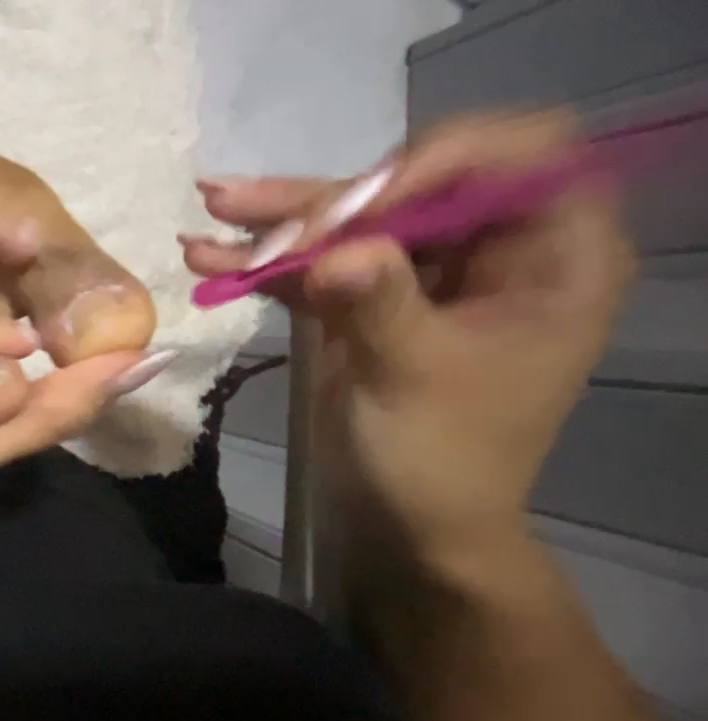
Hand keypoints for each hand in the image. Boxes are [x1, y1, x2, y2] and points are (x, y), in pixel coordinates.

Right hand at [183, 112, 636, 562]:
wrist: (408, 522)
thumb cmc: (439, 457)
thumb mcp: (413, 379)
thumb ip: (379, 305)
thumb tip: (335, 250)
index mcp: (551, 255)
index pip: (516, 157)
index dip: (432, 164)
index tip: (348, 213)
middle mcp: (491, 249)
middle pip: (413, 186)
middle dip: (327, 197)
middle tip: (242, 208)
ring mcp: (422, 275)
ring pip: (355, 223)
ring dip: (281, 220)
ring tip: (210, 205)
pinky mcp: (366, 303)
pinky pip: (318, 266)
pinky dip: (266, 262)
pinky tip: (210, 255)